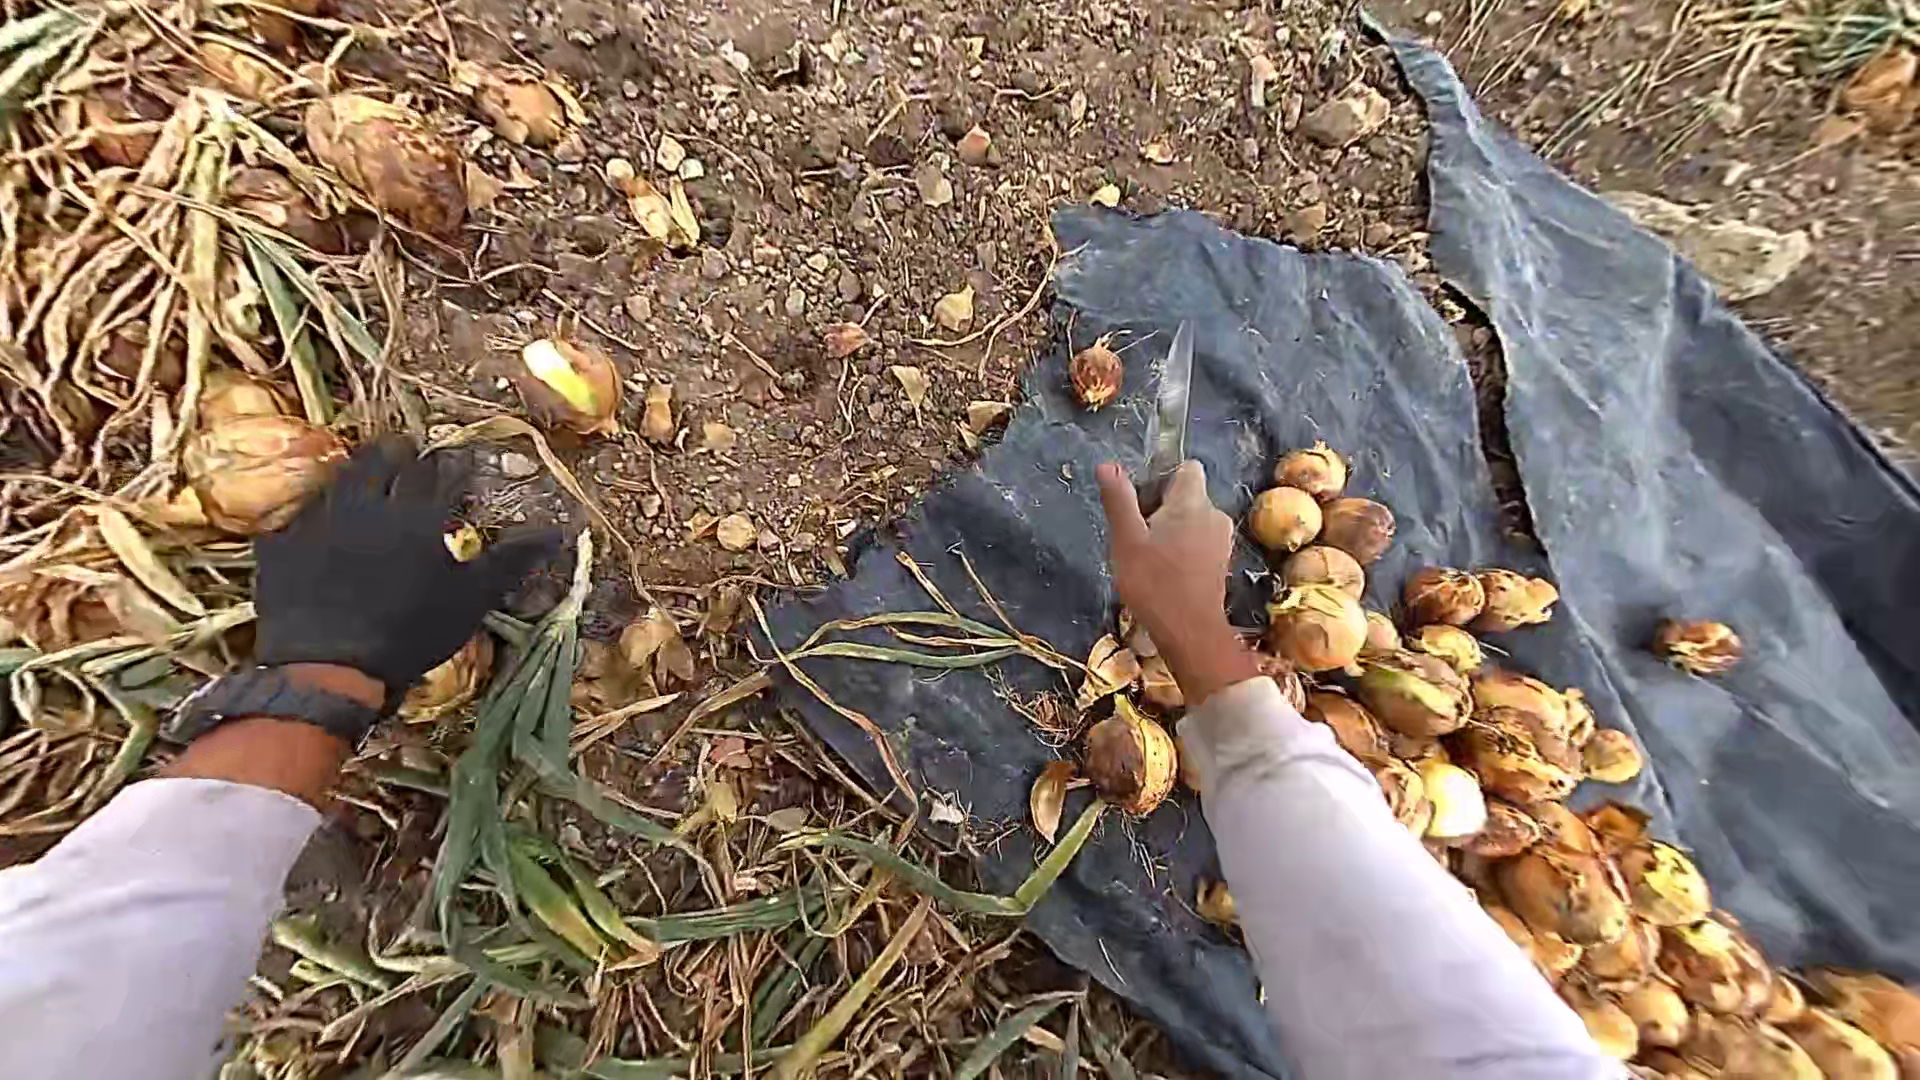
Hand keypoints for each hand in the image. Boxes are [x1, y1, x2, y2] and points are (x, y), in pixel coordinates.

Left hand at [252, 435, 560, 706]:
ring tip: (367, 465)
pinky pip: (299, 512)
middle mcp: (366, 510)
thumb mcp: (477, 594)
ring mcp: (317, 524)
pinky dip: (317, 504)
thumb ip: (513, 557)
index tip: (459, 457)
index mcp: (417, 518)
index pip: (436, 475)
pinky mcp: (281, 547)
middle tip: (408, 445)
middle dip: (398, 453)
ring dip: (357, 470)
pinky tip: (322, 511)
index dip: (450, 464)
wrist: (332, 667)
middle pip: (380, 466)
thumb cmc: (417, 627)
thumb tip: (559, 532)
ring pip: (338, 481)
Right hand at [1097, 460, 1261, 706]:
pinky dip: (1181, 547)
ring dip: (1169, 529)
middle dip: (1160, 507)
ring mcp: (1221, 540)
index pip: (1185, 467)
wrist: (1189, 632)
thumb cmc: (1153, 582)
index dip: (1161, 477)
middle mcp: (1214, 514)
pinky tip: (1162, 570)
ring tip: (1146, 555)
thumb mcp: (1126, 539)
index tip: (1140, 501)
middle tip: (1135, 534)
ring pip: (1191, 519)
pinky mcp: (1221, 561)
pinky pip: (1198, 539)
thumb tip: (1107, 464)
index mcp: (1192, 503)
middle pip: (1185, 495)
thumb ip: (1119, 500)